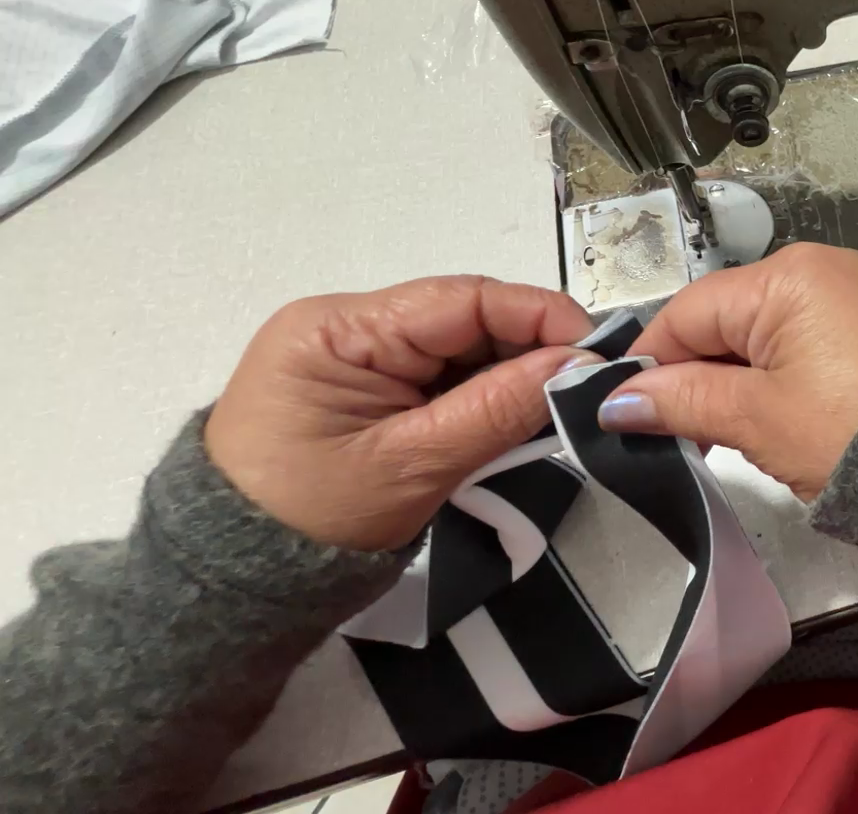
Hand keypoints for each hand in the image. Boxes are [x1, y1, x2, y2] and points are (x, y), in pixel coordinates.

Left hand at [204, 276, 600, 551]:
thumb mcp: (415, 463)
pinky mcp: (380, 381)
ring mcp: (366, 353)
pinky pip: (456, 372)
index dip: (541, 316)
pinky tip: (521, 414)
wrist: (233, 584)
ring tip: (558, 405)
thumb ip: (501, 406)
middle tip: (587, 386)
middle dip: (534, 349)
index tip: (599, 351)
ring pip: (472, 346)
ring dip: (518, 374)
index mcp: (342, 329)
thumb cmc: (312, 521)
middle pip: (473, 319)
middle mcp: (353, 325)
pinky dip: (495, 392)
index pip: (465, 299)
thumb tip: (583, 362)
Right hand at [598, 244, 857, 499]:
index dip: (653, 361)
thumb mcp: (755, 417)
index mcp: (789, 275)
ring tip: (717, 435)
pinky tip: (759, 417)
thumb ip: (680, 399)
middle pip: (725, 318)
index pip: (691, 310)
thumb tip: (615, 400)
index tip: (626, 412)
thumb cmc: (845, 432)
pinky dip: (771, 375)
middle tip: (676, 434)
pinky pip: (796, 340)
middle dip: (694, 374)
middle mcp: (819, 269)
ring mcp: (846, 294)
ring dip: (731, 380)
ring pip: (758, 332)